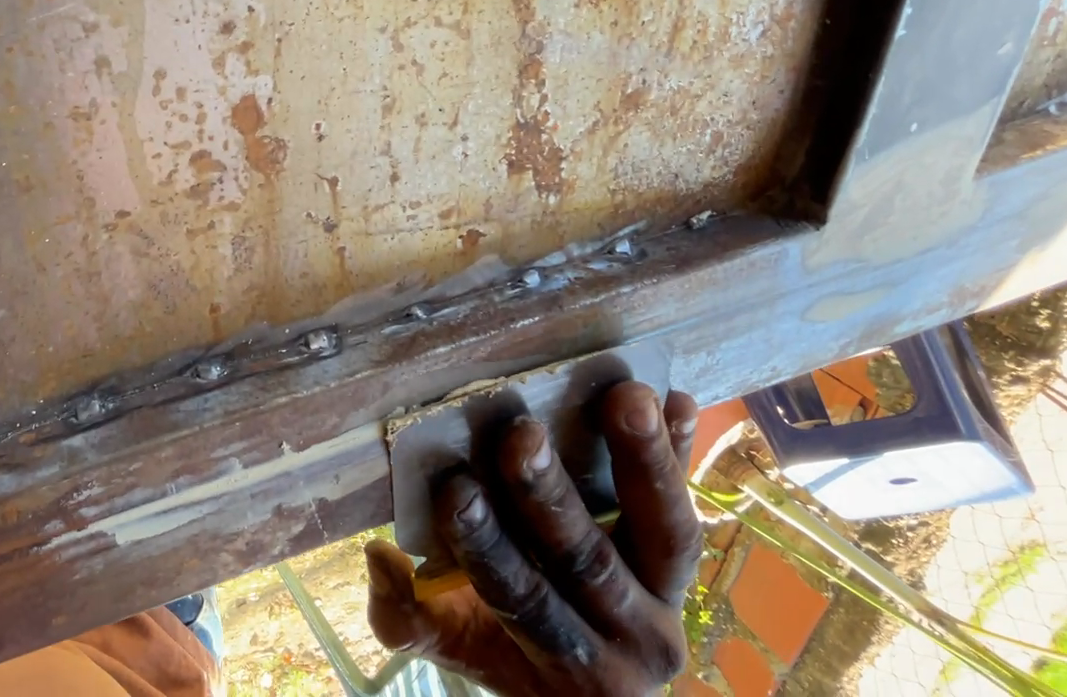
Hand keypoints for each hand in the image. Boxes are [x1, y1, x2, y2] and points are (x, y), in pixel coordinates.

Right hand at [366, 383, 701, 696]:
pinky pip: (688, 502)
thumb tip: (378, 558)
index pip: (521, 599)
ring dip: (645, 461)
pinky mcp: (684, 558)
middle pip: (588, 563)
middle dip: (551, 498)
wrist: (590, 682)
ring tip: (626, 397)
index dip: (487, 548)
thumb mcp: (451, 645)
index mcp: (564, 661)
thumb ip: (405, 618)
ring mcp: (668, 595)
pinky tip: (678, 400)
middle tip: (522, 434)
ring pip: (664, 533)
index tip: (455, 490)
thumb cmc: (504, 647)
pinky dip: (685, 451)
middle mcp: (631, 636)